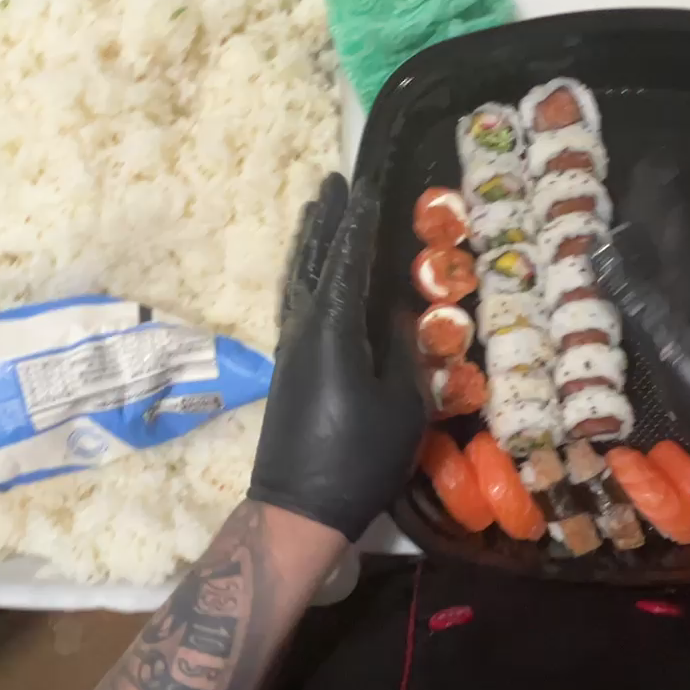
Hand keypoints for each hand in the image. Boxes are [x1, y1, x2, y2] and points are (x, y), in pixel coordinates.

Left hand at [248, 173, 425, 540]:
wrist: (301, 507)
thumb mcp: (400, 403)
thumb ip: (401, 350)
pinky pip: (294, 300)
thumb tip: (396, 310)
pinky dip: (302, 272)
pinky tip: (309, 274)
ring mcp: (291, 347)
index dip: (358, 224)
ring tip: (315, 211)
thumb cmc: (359, 457)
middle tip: (333, 183)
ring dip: (307, 241)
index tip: (366, 187)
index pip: (347, 263)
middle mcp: (303, 328)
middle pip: (311, 261)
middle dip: (325, 221)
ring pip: (296, 279)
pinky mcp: (289, 365)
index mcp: (333, 330)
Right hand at [592, 163, 689, 546]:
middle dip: (656, 213)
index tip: (638, 160)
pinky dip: (666, 284)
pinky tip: (656, 296)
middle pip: (683, 239)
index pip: (675, 222)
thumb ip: (639, 298)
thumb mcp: (679, 350)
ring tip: (630, 235)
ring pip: (688, 267)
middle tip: (622, 194)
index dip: (656, 192)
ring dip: (661, 247)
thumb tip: (599, 246)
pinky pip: (689, 296)